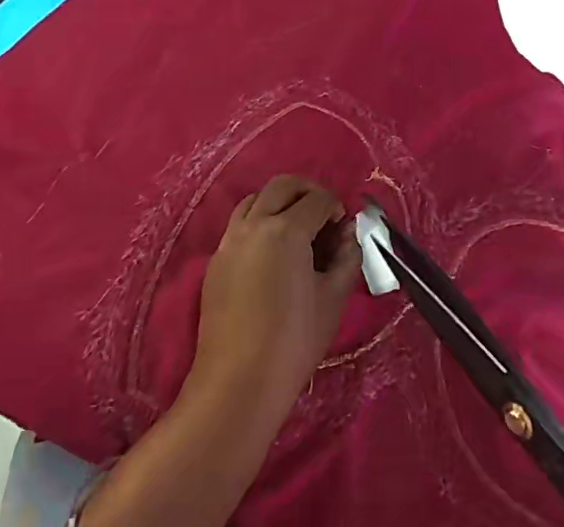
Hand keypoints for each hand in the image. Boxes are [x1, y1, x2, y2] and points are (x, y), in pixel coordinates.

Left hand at [187, 175, 362, 417]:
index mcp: (285, 230)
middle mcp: (253, 224)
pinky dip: (258, 222)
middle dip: (308, 191)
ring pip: (255, 199)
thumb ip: (347, 258)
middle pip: (282, 185)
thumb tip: (348, 236)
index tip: (344, 227)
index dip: (336, 207)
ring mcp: (229, 240)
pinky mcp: (215, 259)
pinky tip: (271, 253)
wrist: (239, 378)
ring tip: (296, 230)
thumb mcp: (333, 299)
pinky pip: (238, 224)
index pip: (317, 199)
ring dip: (279, 202)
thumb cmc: (294, 339)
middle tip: (324, 215)